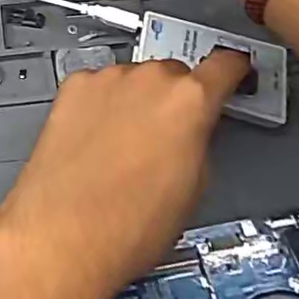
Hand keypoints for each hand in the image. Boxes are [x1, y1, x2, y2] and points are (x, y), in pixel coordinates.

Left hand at [0, 49, 250, 294]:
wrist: (65, 232)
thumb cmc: (128, 225)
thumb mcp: (195, 187)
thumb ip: (201, 140)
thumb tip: (195, 131)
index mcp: (189, 101)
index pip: (223, 66)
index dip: (233, 69)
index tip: (233, 68)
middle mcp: (149, 80)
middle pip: (174, 74)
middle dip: (175, 99)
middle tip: (166, 137)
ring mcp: (109, 79)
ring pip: (134, 80)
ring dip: (136, 102)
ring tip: (123, 148)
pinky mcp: (75, 86)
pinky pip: (98, 86)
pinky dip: (101, 105)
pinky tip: (96, 139)